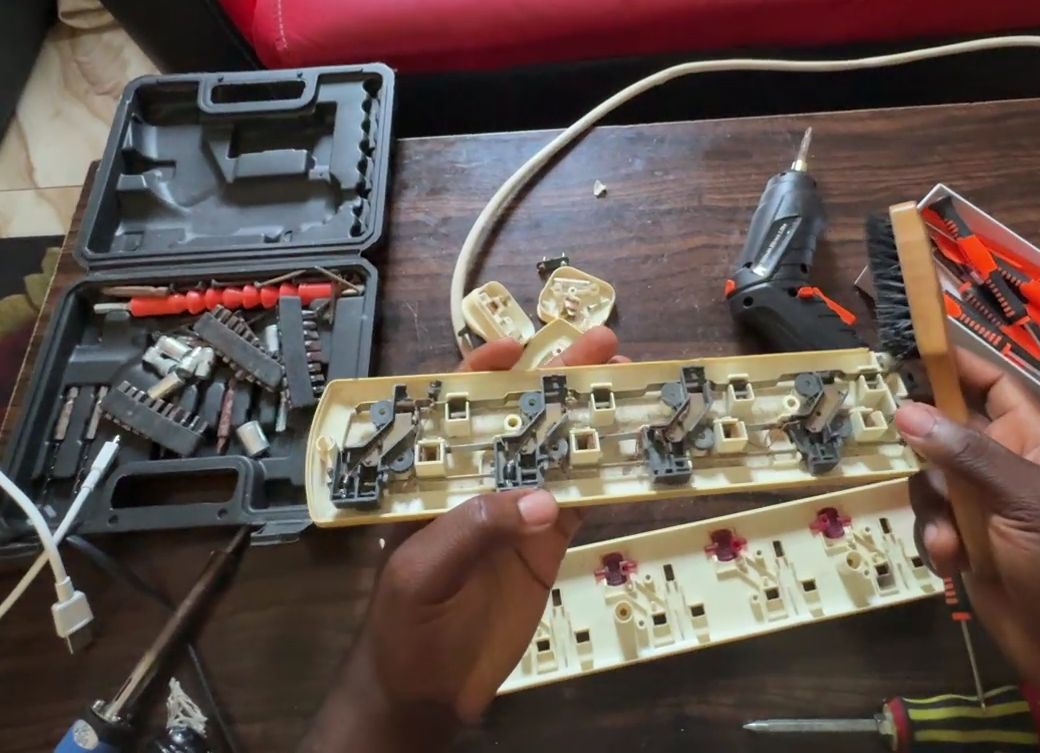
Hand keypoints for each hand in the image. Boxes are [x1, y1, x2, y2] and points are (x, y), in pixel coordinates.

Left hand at [302, 329, 622, 749]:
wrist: (427, 696)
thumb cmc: (404, 628)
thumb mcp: (423, 572)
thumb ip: (475, 529)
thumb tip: (543, 499)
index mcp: (439, 475)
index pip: (457, 407)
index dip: (484, 369)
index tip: (518, 344)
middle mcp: (482, 479)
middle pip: (522, 416)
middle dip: (559, 375)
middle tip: (603, 342)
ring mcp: (519, 508)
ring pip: (560, 449)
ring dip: (592, 415)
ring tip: (629, 380)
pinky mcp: (549, 541)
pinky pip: (583, 498)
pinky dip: (610, 474)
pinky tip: (636, 448)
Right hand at [896, 352, 1039, 702]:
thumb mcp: (1027, 501)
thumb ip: (967, 454)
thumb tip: (906, 410)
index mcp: (1037, 444)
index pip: (994, 385)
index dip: (956, 362)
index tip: (909, 344)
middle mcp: (1007, 467)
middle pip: (949, 428)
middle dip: (922, 437)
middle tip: (894, 436)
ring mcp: (986, 506)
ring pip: (931, 477)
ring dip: (930, 502)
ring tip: (948, 536)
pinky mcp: (969, 543)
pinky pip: (931, 519)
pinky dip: (933, 537)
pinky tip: (950, 561)